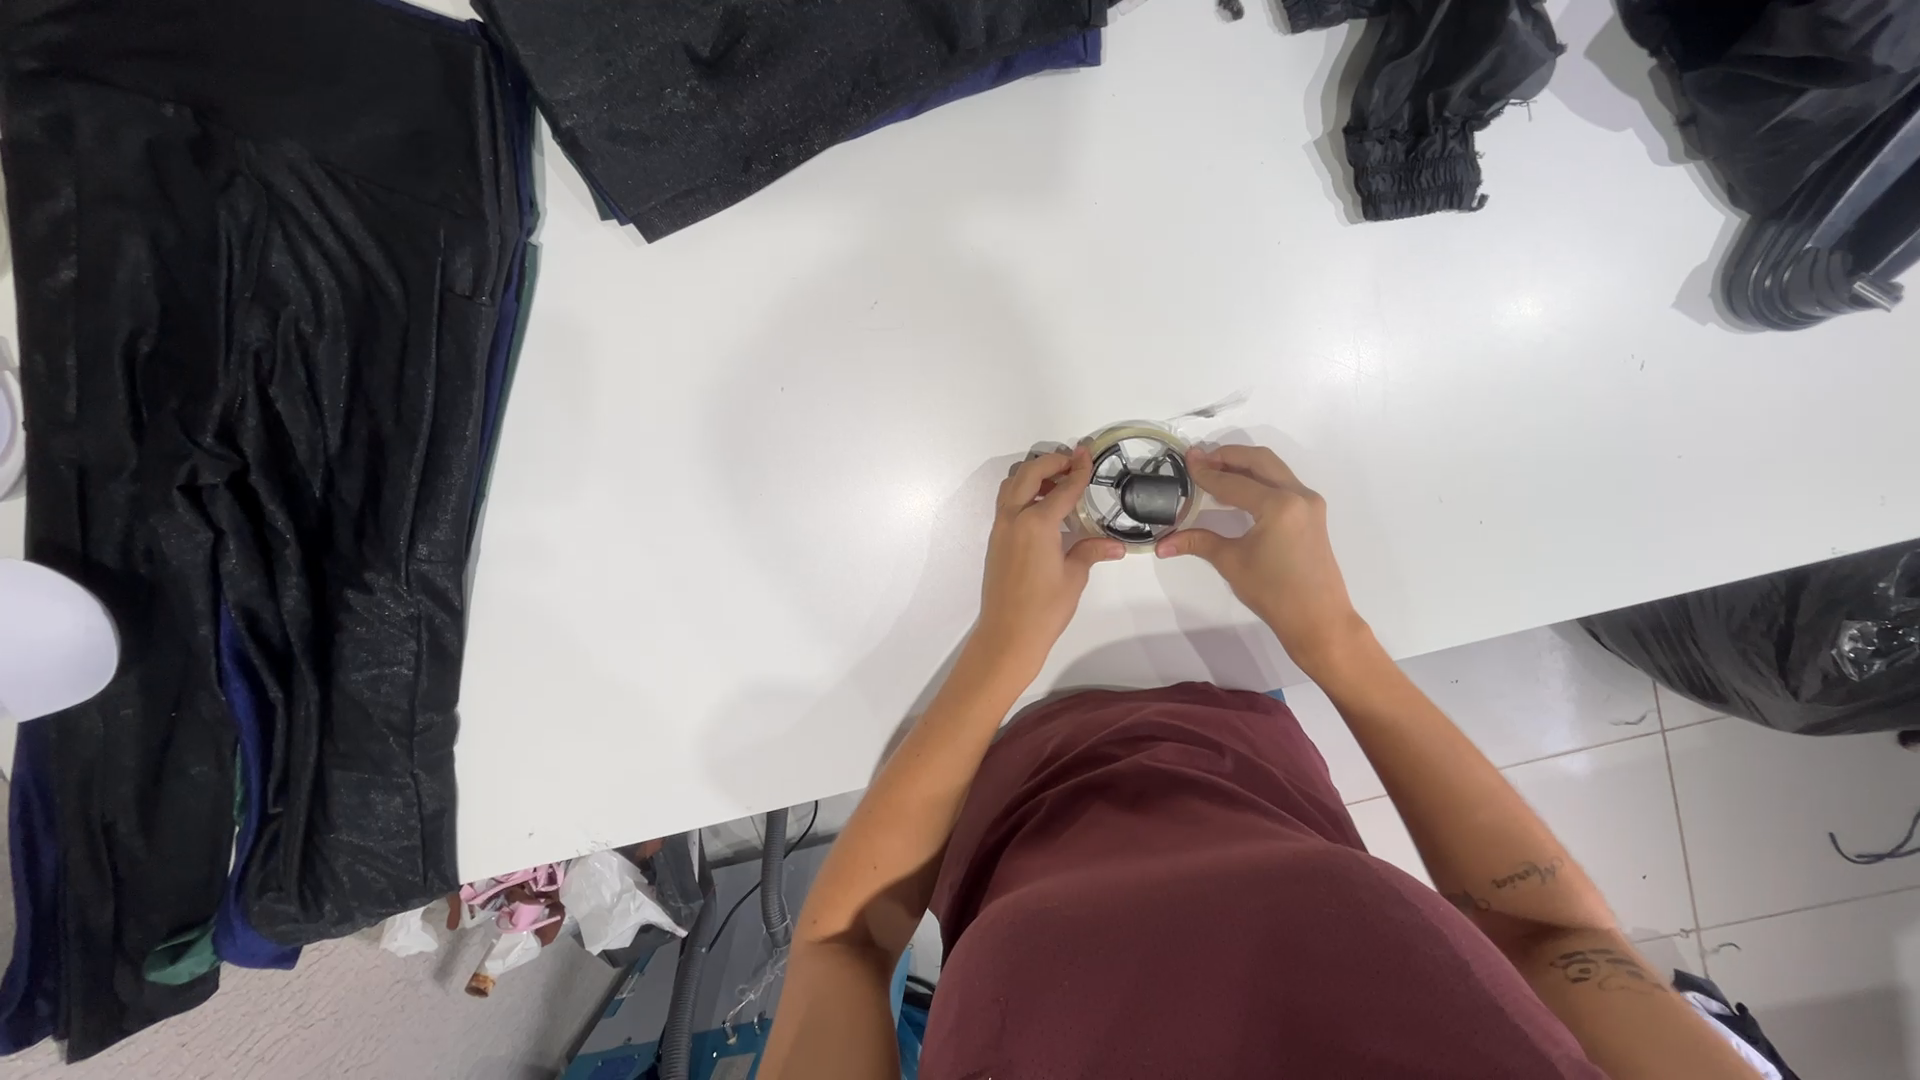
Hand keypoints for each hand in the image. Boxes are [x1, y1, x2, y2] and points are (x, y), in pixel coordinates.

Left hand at [975, 447, 1125, 669]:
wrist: (1007, 634)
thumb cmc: (1044, 609)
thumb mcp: (1074, 577)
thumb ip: (1091, 552)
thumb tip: (1116, 546)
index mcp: (1037, 523)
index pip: (1063, 488)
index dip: (1079, 470)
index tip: (1088, 454)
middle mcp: (1014, 518)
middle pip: (1030, 473)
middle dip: (1052, 462)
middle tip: (1072, 460)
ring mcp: (1000, 527)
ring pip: (1011, 484)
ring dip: (1032, 475)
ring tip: (1056, 482)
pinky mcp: (995, 539)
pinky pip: (1006, 502)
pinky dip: (1022, 492)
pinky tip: (1042, 507)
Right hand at [1155, 445, 1371, 680]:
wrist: (1318, 618)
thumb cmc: (1274, 592)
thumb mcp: (1232, 562)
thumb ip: (1198, 543)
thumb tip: (1162, 545)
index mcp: (1278, 505)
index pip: (1233, 482)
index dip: (1206, 473)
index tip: (1186, 460)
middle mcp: (1298, 495)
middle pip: (1259, 461)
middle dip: (1228, 456)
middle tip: (1200, 458)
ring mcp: (1309, 503)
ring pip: (1273, 469)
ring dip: (1244, 465)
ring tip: (1216, 470)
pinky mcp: (1312, 514)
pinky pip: (1282, 483)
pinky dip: (1259, 479)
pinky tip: (1238, 492)